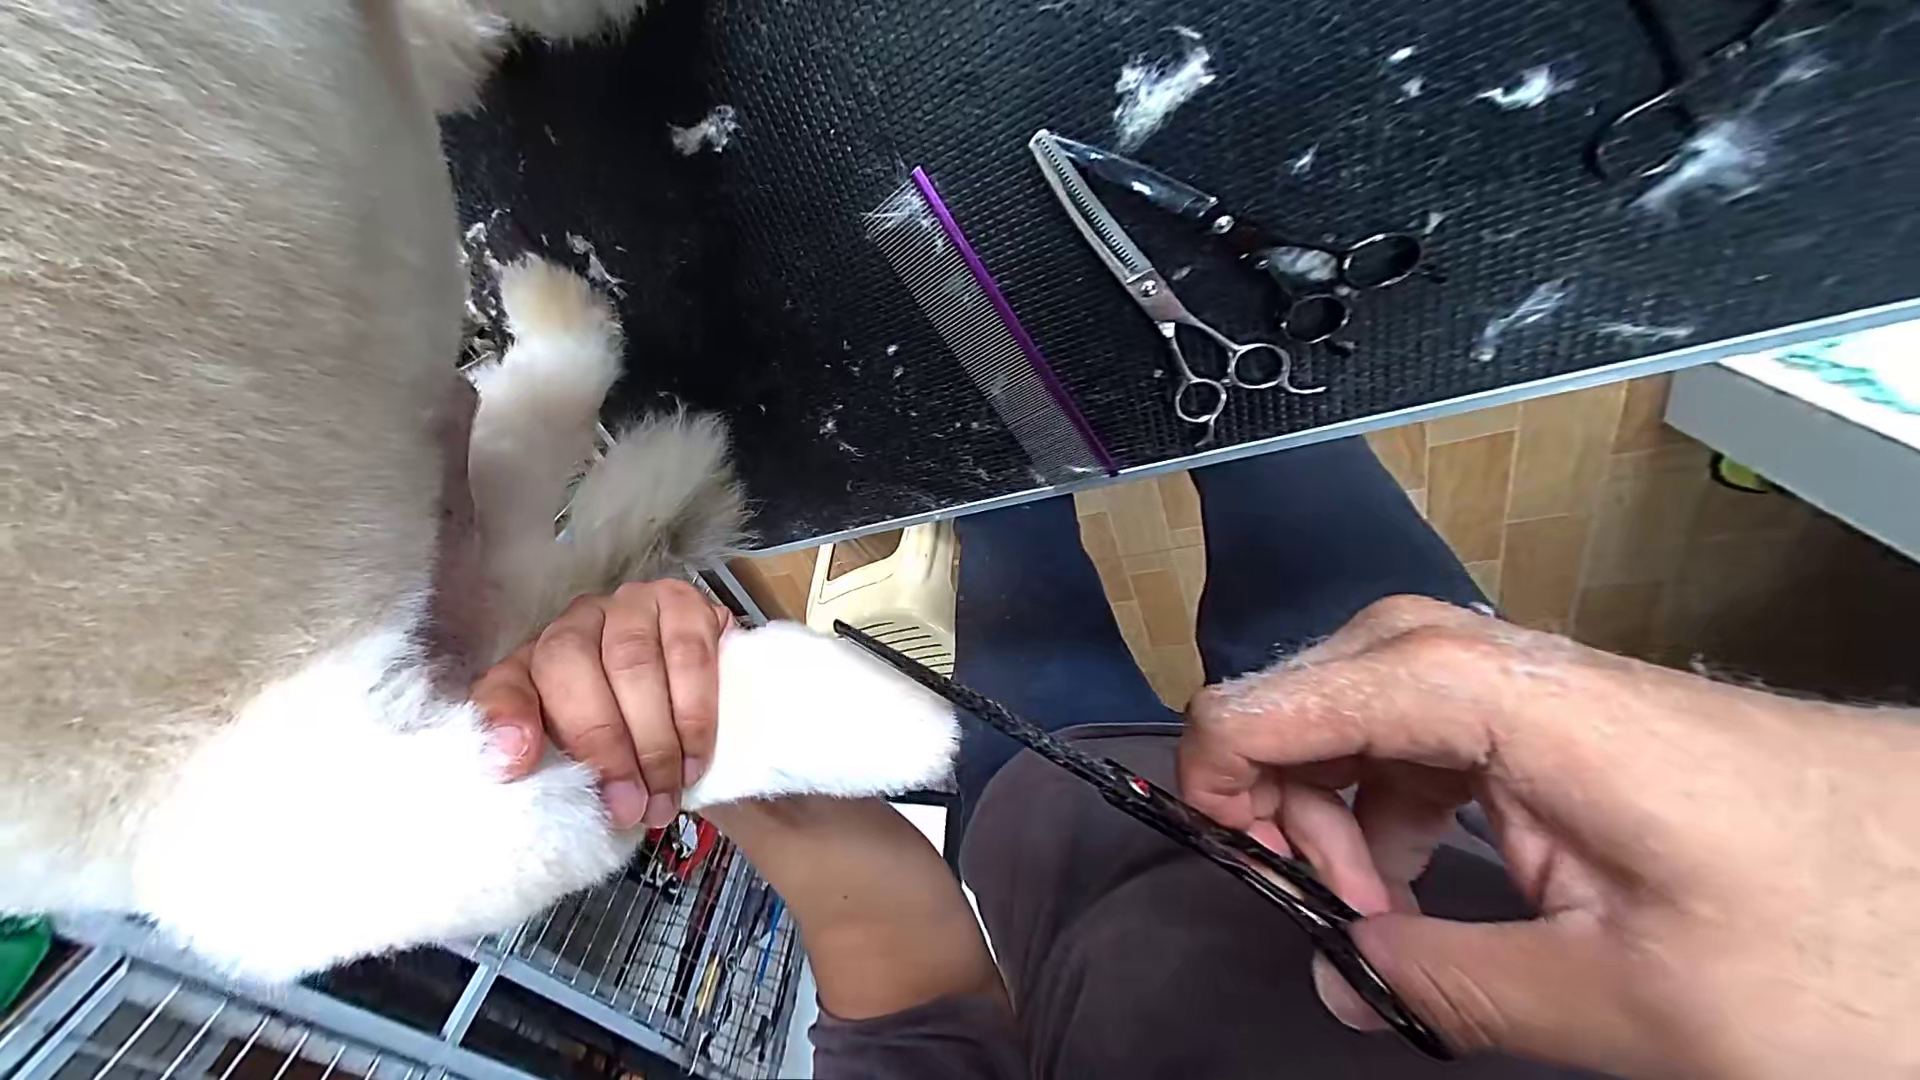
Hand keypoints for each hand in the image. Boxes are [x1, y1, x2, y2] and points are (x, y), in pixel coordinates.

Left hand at [471, 580, 733, 829]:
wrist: (700, 685)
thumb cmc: (636, 720)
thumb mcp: (585, 742)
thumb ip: (555, 758)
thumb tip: (516, 777)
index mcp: (539, 657)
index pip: (508, 680)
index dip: (508, 718)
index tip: (517, 767)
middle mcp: (580, 618)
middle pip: (572, 665)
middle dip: (603, 744)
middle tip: (629, 805)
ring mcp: (635, 602)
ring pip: (634, 661)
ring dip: (654, 737)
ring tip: (667, 789)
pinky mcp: (687, 601)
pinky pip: (690, 654)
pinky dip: (694, 711)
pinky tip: (696, 753)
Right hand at [1178, 595, 1919, 1079]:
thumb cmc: (1849, 930)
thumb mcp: (1651, 1004)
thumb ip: (1458, 987)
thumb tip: (1333, 977)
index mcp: (1452, 689)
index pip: (1250, 710)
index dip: (1216, 789)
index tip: (1260, 876)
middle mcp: (1423, 645)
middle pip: (1274, 714)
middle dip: (1280, 811)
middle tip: (1349, 908)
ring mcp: (1445, 658)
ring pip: (1309, 720)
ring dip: (1319, 811)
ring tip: (1382, 899)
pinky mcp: (1465, 688)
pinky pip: (1360, 731)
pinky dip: (1358, 800)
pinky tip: (1405, 867)